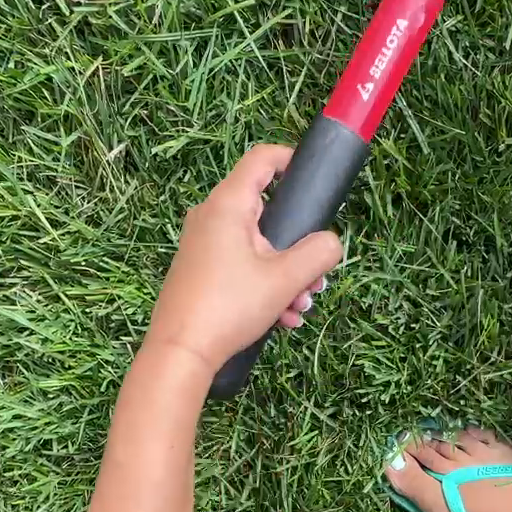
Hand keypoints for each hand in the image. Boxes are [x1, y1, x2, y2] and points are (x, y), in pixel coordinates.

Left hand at [143, 144, 343, 369]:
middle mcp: (211, 218)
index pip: (262, 160)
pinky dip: (265, 288)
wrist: (181, 352)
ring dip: (287, 276)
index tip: (314, 180)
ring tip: (300, 308)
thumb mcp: (284, 279)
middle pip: (267, 215)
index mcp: (228, 205)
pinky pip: (242, 269)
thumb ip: (318, 253)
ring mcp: (203, 246)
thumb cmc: (229, 307)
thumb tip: (331, 243)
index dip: (291, 160)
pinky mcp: (200, 272)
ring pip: (258, 249)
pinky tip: (282, 320)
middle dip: (299, 248)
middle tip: (317, 278)